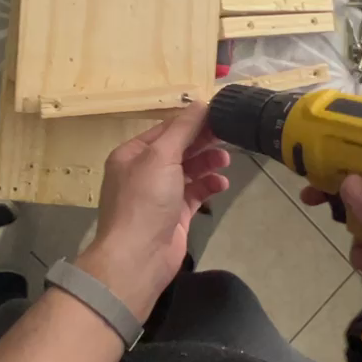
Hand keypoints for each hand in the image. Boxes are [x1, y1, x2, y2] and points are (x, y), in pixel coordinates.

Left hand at [75, 103, 230, 320]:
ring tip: (226, 160)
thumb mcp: (161, 156)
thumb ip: (183, 129)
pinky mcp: (174, 215)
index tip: (219, 114)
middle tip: (228, 135)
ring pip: (188, 171)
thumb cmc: (145, 201)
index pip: (166, 129)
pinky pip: (194, 194)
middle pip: (178, 149)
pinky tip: (222, 183)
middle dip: (202, 142)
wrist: (137, 257)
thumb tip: (201, 103)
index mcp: (132, 154)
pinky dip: (208, 186)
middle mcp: (143, 172)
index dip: (192, 121)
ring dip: (207, 163)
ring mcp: (159, 195)